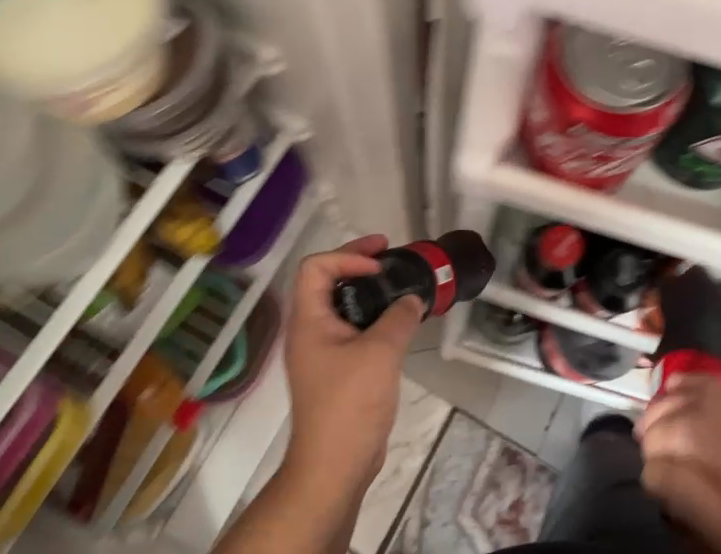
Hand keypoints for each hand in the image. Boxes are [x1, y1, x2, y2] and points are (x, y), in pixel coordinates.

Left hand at [283, 235, 423, 493]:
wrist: (335, 466)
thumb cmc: (350, 403)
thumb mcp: (381, 352)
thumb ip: (399, 317)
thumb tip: (412, 300)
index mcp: (308, 321)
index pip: (316, 267)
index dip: (347, 257)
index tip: (379, 265)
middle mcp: (309, 332)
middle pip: (326, 281)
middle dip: (358, 263)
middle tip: (390, 253)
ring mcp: (321, 353)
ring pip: (341, 306)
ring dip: (368, 290)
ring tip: (399, 286)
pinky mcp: (336, 371)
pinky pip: (352, 330)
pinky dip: (373, 317)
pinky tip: (399, 323)